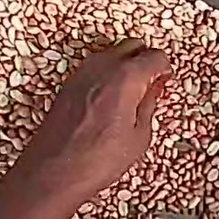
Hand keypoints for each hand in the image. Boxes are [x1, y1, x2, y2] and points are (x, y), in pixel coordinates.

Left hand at [9, 40, 169, 209]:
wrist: (54, 172)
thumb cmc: (96, 159)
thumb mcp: (139, 136)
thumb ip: (149, 104)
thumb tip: (152, 90)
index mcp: (126, 76)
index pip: (155, 56)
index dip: (164, 68)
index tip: (165, 81)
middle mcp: (102, 66)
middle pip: (132, 46)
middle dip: (145, 60)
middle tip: (152, 84)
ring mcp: (82, 72)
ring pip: (112, 53)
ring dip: (125, 65)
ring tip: (133, 94)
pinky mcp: (68, 83)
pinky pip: (96, 67)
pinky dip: (108, 74)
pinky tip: (112, 100)